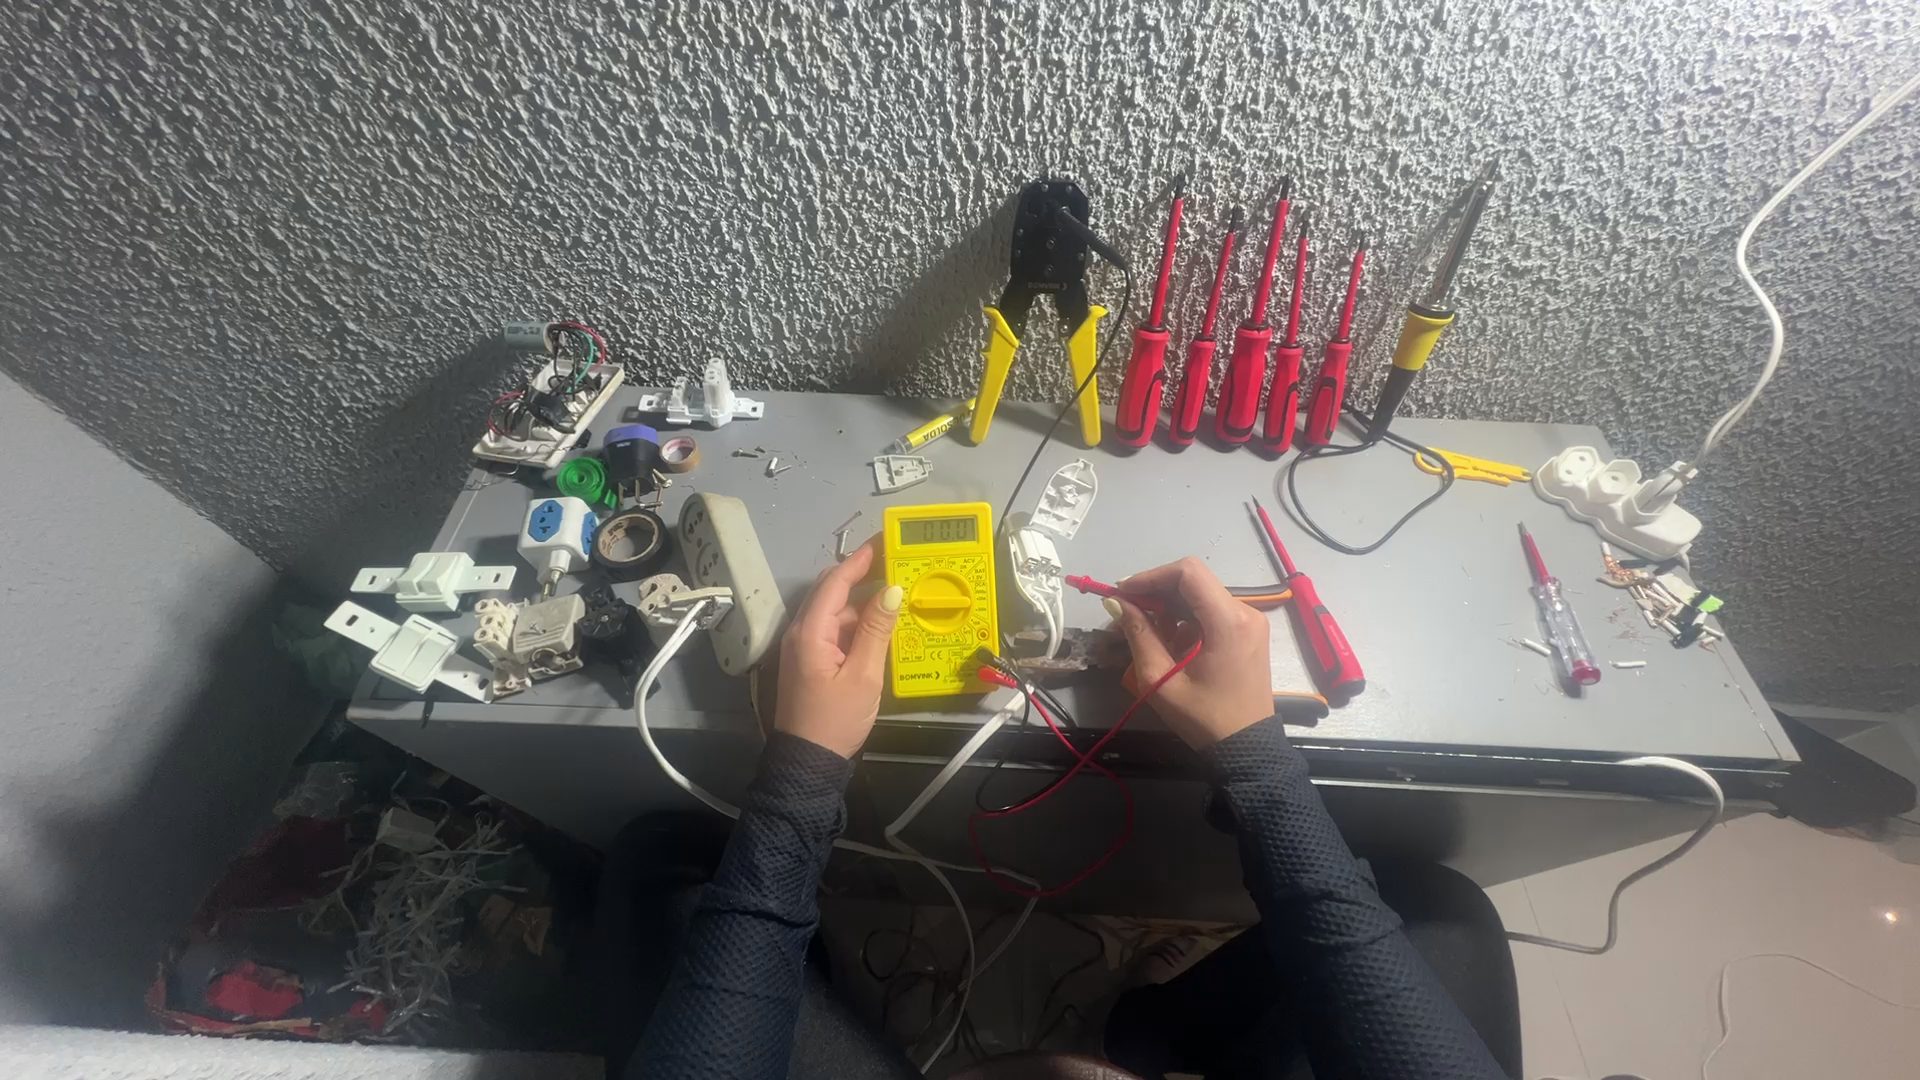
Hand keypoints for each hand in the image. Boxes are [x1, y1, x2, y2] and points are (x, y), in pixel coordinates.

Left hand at [773, 539, 903, 757]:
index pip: (835, 583)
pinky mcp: (811, 659)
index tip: (884, 542)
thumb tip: (893, 589)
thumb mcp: (864, 675)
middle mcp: (802, 631)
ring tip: (896, 590)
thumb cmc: (836, 719)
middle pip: (830, 591)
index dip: (860, 560)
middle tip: (894, 562)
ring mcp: (805, 646)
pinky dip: (857, 621)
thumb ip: (877, 630)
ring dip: (862, 599)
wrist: (809, 762)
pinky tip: (882, 623)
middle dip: (860, 573)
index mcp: (810, 631)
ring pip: (834, 610)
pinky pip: (834, 629)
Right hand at [1104, 557, 1272, 749]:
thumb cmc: (1204, 717)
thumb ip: (1138, 634)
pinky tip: (1168, 638)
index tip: (1123, 592)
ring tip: (1144, 628)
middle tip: (1126, 609)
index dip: (1150, 576)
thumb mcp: (1161, 679)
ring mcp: (1249, 621)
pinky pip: (1209, 610)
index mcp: (1228, 621)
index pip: (1188, 572)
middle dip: (1155, 590)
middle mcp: (1245, 612)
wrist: (1247, 748)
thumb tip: (1116, 602)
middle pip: (1193, 580)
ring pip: (1199, 594)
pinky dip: (1184, 616)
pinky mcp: (1247, 631)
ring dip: (1168, 604)